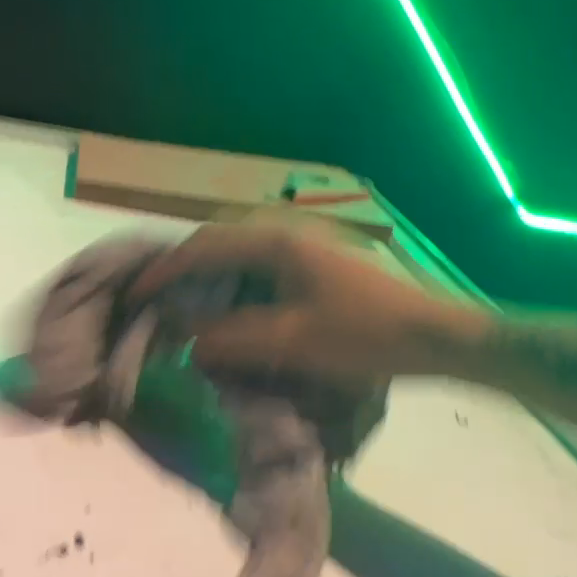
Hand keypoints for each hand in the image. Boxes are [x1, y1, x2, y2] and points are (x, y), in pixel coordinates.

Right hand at [126, 220, 487, 380]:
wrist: (440, 338)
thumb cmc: (364, 335)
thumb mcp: (291, 341)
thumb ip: (232, 338)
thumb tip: (188, 340)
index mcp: (276, 242)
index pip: (203, 247)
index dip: (164, 270)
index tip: (136, 294)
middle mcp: (286, 234)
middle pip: (217, 244)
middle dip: (182, 271)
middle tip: (156, 300)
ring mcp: (305, 248)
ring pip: (238, 257)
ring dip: (209, 281)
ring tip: (185, 309)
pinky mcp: (318, 266)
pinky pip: (259, 271)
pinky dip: (234, 289)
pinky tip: (230, 315)